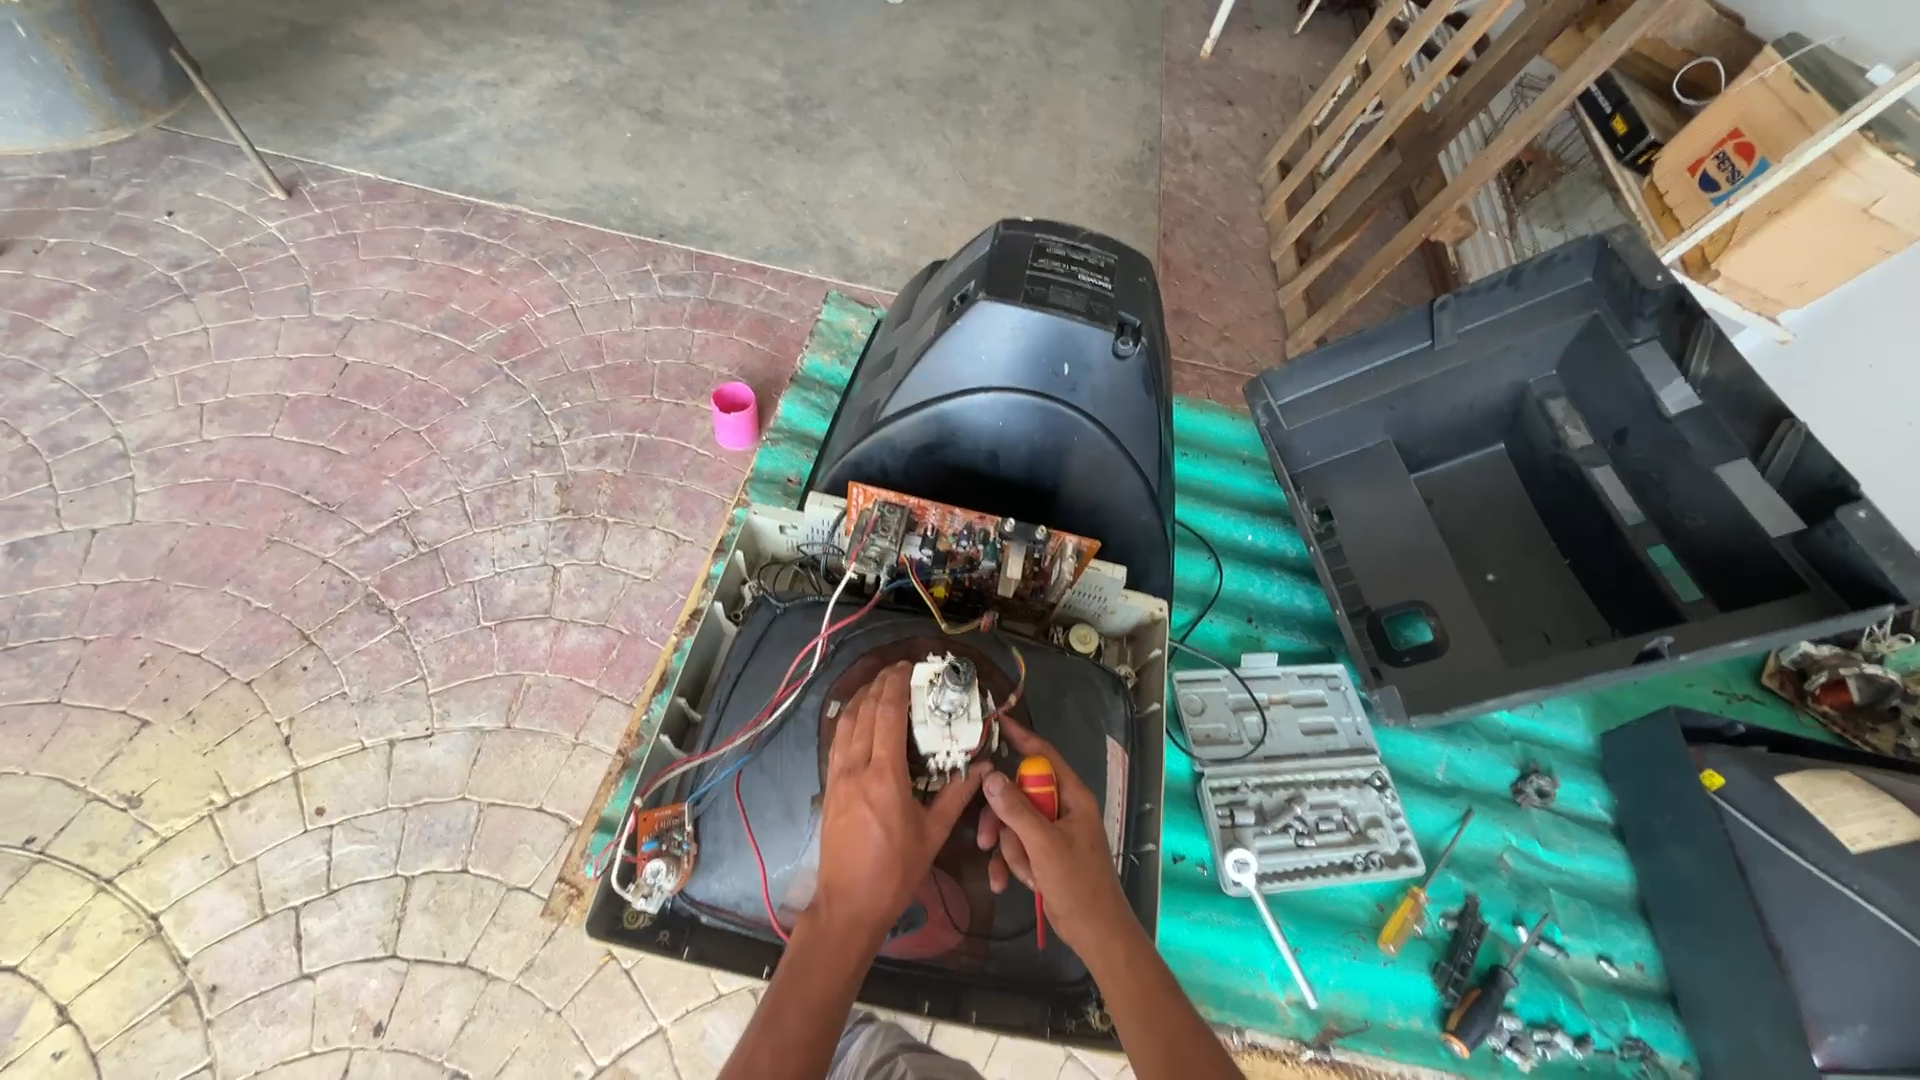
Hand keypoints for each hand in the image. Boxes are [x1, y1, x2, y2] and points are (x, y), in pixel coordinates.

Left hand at [814, 661, 987, 943]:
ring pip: (845, 723)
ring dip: (860, 698)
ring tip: (877, 685)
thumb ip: (957, 795)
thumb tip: (984, 767)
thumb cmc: (895, 871)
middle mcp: (856, 768)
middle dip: (880, 684)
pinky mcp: (828, 788)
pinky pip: (837, 742)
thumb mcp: (933, 833)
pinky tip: (856, 718)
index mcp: (884, 775)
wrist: (848, 904)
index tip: (909, 668)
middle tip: (898, 670)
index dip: (897, 685)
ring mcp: (837, 777)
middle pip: (865, 711)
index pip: (889, 715)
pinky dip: (847, 720)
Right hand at [975, 716, 1134, 953]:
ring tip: (1013, 872)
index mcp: (1073, 797)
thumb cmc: (1078, 885)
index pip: (1043, 755)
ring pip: (1014, 822)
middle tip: (985, 838)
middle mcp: (1063, 808)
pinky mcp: (1045, 853)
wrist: (1096, 933)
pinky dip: (1011, 863)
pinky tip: (1005, 883)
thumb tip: (991, 777)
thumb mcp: (1044, 845)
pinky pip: (1017, 846)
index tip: (997, 722)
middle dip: (1002, 819)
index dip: (1021, 738)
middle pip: (1019, 793)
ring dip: (1007, 848)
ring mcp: (1054, 832)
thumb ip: (1017, 810)